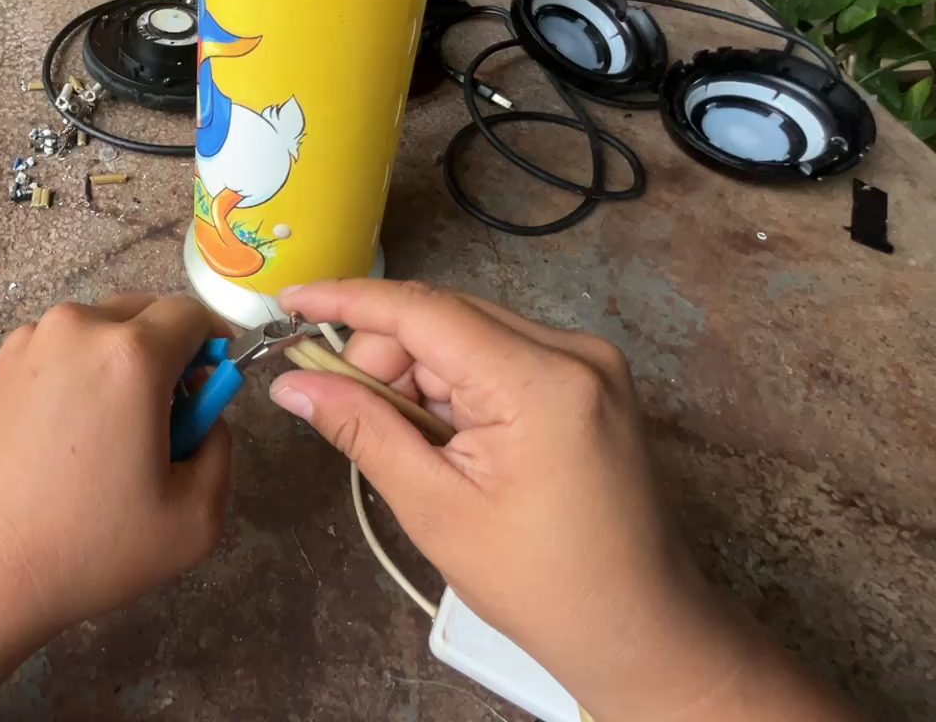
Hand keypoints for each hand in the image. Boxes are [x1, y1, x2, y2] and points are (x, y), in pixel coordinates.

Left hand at [0, 294, 231, 721]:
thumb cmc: (85, 547)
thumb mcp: (193, 520)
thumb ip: (220, 448)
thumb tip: (205, 415)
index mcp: (131, 353)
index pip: (192, 313)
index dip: (215, 343)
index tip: (212, 383)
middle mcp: (78, 327)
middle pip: (145, 313)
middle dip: (169, 350)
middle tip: (164, 414)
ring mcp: (29, 339)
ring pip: (99, 331)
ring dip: (119, 362)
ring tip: (105, 433)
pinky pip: (58, 350)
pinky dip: (76, 373)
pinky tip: (58, 437)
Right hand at [269, 279, 859, 721]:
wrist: (646, 634)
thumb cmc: (541, 586)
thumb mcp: (434, 508)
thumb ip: (360, 429)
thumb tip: (289, 384)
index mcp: (540, 384)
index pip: (422, 312)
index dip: (347, 300)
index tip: (289, 301)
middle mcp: (570, 350)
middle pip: (437, 318)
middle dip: (382, 359)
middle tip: (357, 417)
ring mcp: (583, 357)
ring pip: (457, 331)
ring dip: (415, 374)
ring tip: (418, 445)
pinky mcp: (582, 372)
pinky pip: (486, 349)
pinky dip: (448, 382)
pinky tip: (449, 435)